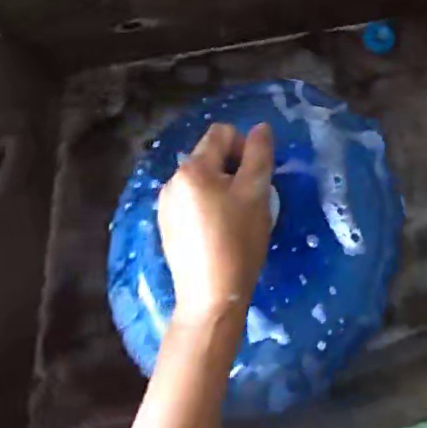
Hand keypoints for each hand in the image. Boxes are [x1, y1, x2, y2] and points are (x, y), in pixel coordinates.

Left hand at [158, 121, 274, 326]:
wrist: (210, 299)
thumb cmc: (237, 241)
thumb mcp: (257, 192)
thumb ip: (260, 153)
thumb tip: (260, 128)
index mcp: (192, 169)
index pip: (222, 133)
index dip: (245, 147)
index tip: (256, 177)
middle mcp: (173, 181)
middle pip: (211, 155)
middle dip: (235, 169)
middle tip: (251, 199)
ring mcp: (166, 206)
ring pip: (204, 179)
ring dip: (224, 188)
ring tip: (237, 219)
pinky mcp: (168, 228)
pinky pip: (194, 201)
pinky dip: (210, 207)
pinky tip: (220, 234)